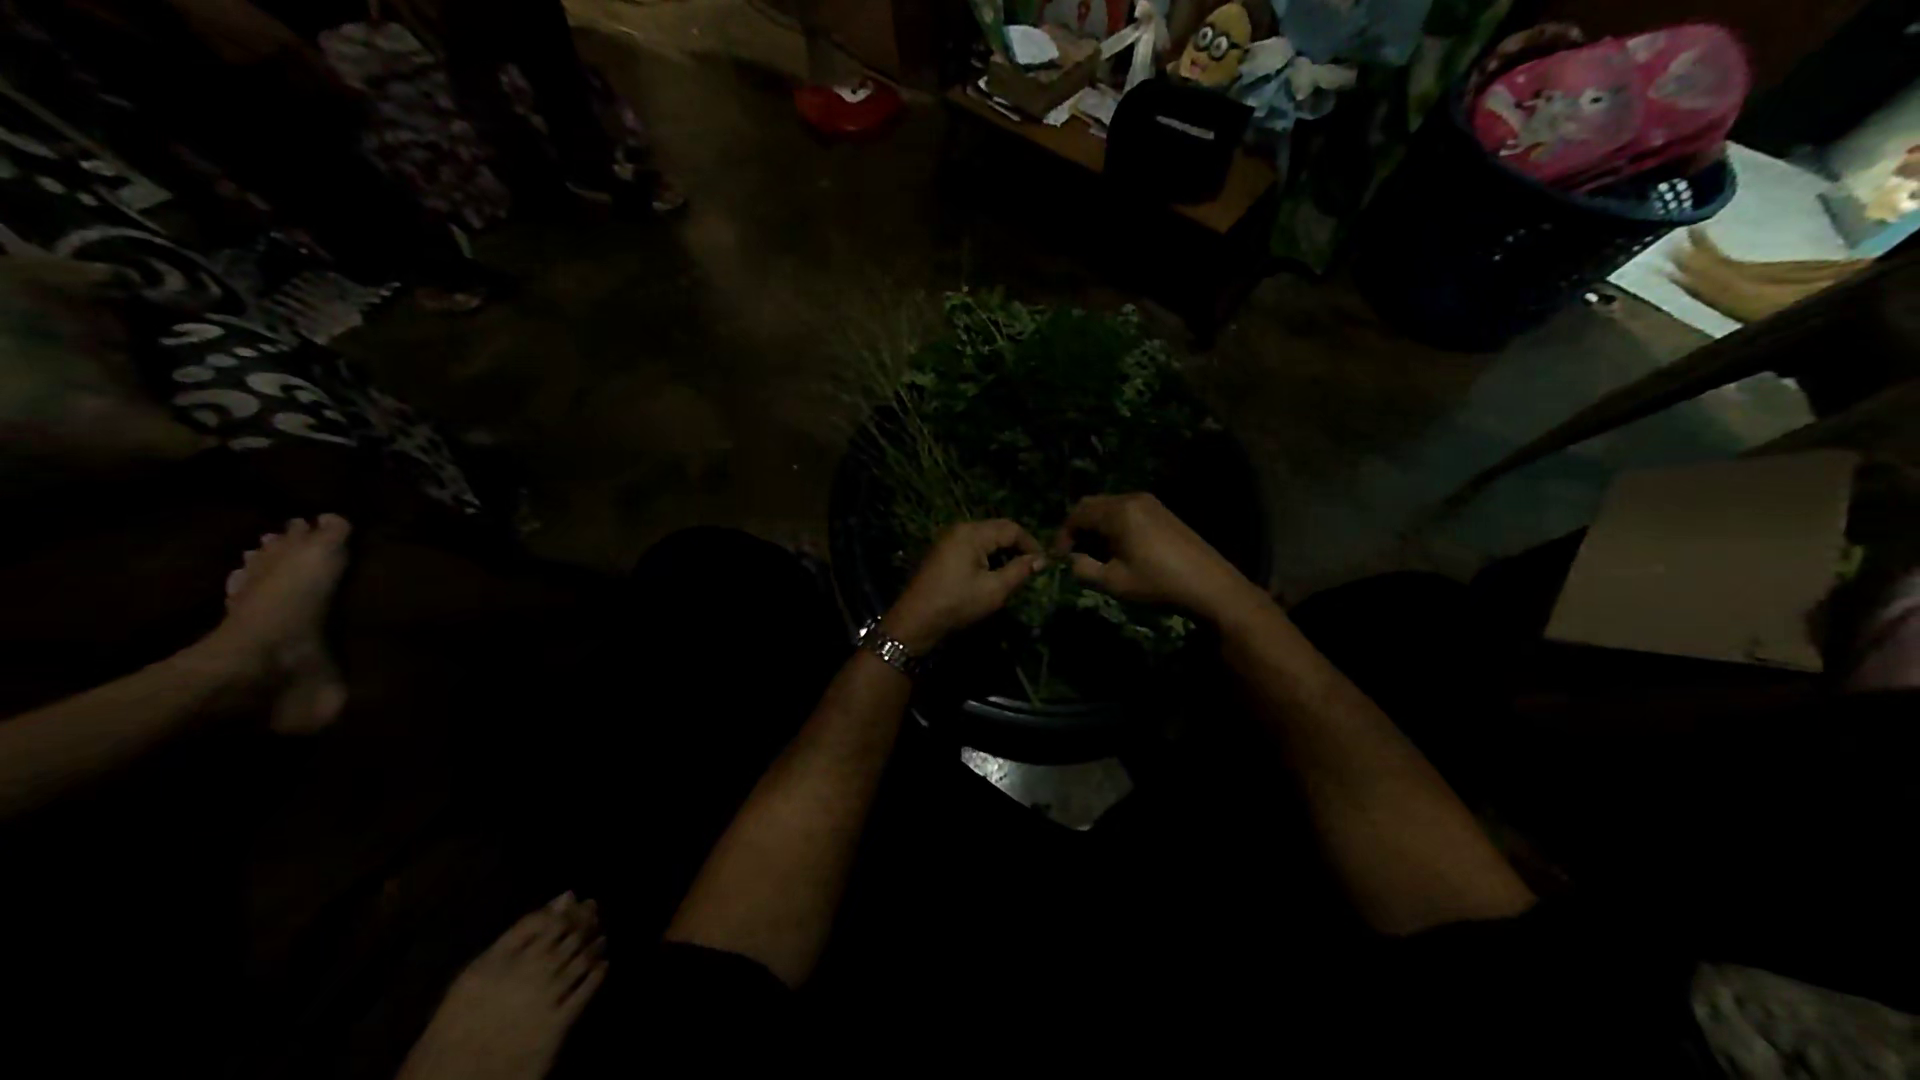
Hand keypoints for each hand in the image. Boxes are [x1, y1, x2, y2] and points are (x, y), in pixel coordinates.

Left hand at [885, 520, 1045, 652]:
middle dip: (1017, 546)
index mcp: (972, 533)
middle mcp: (960, 529)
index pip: (1011, 528)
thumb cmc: (957, 604)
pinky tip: (993, 574)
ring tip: (1015, 573)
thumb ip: (1019, 571)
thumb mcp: (994, 590)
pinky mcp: (943, 552)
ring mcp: (948, 539)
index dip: (1031, 544)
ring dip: (1002, 552)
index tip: (1044, 563)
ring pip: (985, 538)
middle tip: (1032, 568)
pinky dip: (987, 556)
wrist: (915, 620)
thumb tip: (1041, 560)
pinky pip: (972, 546)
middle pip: (997, 529)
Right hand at [1056, 493, 1262, 621]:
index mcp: (1118, 512)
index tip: (1059, 558)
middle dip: (1078, 528)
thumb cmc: (1158, 583)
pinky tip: (1119, 549)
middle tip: (1074, 554)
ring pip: (1109, 507)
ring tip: (1095, 554)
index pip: (1076, 515)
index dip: (1063, 536)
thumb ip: (1084, 569)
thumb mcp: (1114, 582)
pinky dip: (1113, 525)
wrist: (1210, 585)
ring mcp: (1150, 503)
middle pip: (1091, 505)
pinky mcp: (1162, 511)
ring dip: (1095, 526)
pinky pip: (1126, 511)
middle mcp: (1131, 499)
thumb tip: (1071, 561)